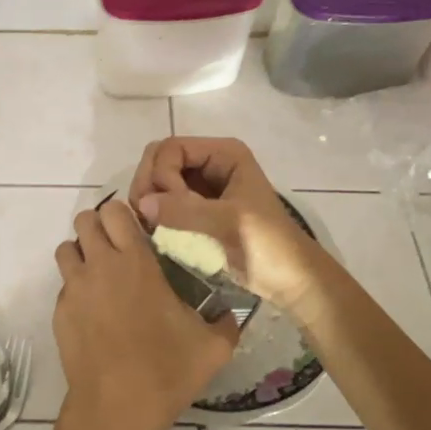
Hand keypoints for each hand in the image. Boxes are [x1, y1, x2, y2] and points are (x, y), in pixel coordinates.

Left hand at [52, 201, 237, 429]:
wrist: (118, 408)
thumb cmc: (167, 370)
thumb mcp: (213, 346)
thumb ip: (226, 321)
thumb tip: (232, 314)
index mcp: (135, 262)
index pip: (116, 210)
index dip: (125, 215)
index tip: (139, 232)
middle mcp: (100, 266)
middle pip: (85, 220)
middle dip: (100, 227)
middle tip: (118, 249)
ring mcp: (75, 289)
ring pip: (67, 249)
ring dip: (82, 253)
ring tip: (102, 275)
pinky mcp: (60, 312)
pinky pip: (64, 285)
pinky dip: (76, 288)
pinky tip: (95, 313)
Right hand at [131, 137, 325, 310]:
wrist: (290, 280)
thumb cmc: (268, 246)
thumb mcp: (230, 224)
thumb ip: (185, 211)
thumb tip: (141, 204)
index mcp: (224, 154)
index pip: (170, 149)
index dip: (163, 176)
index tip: (172, 209)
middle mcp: (209, 163)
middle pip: (158, 159)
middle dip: (149, 186)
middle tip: (149, 219)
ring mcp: (200, 186)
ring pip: (156, 180)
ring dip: (148, 201)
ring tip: (152, 228)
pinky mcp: (195, 210)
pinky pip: (163, 201)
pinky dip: (153, 214)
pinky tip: (155, 232)